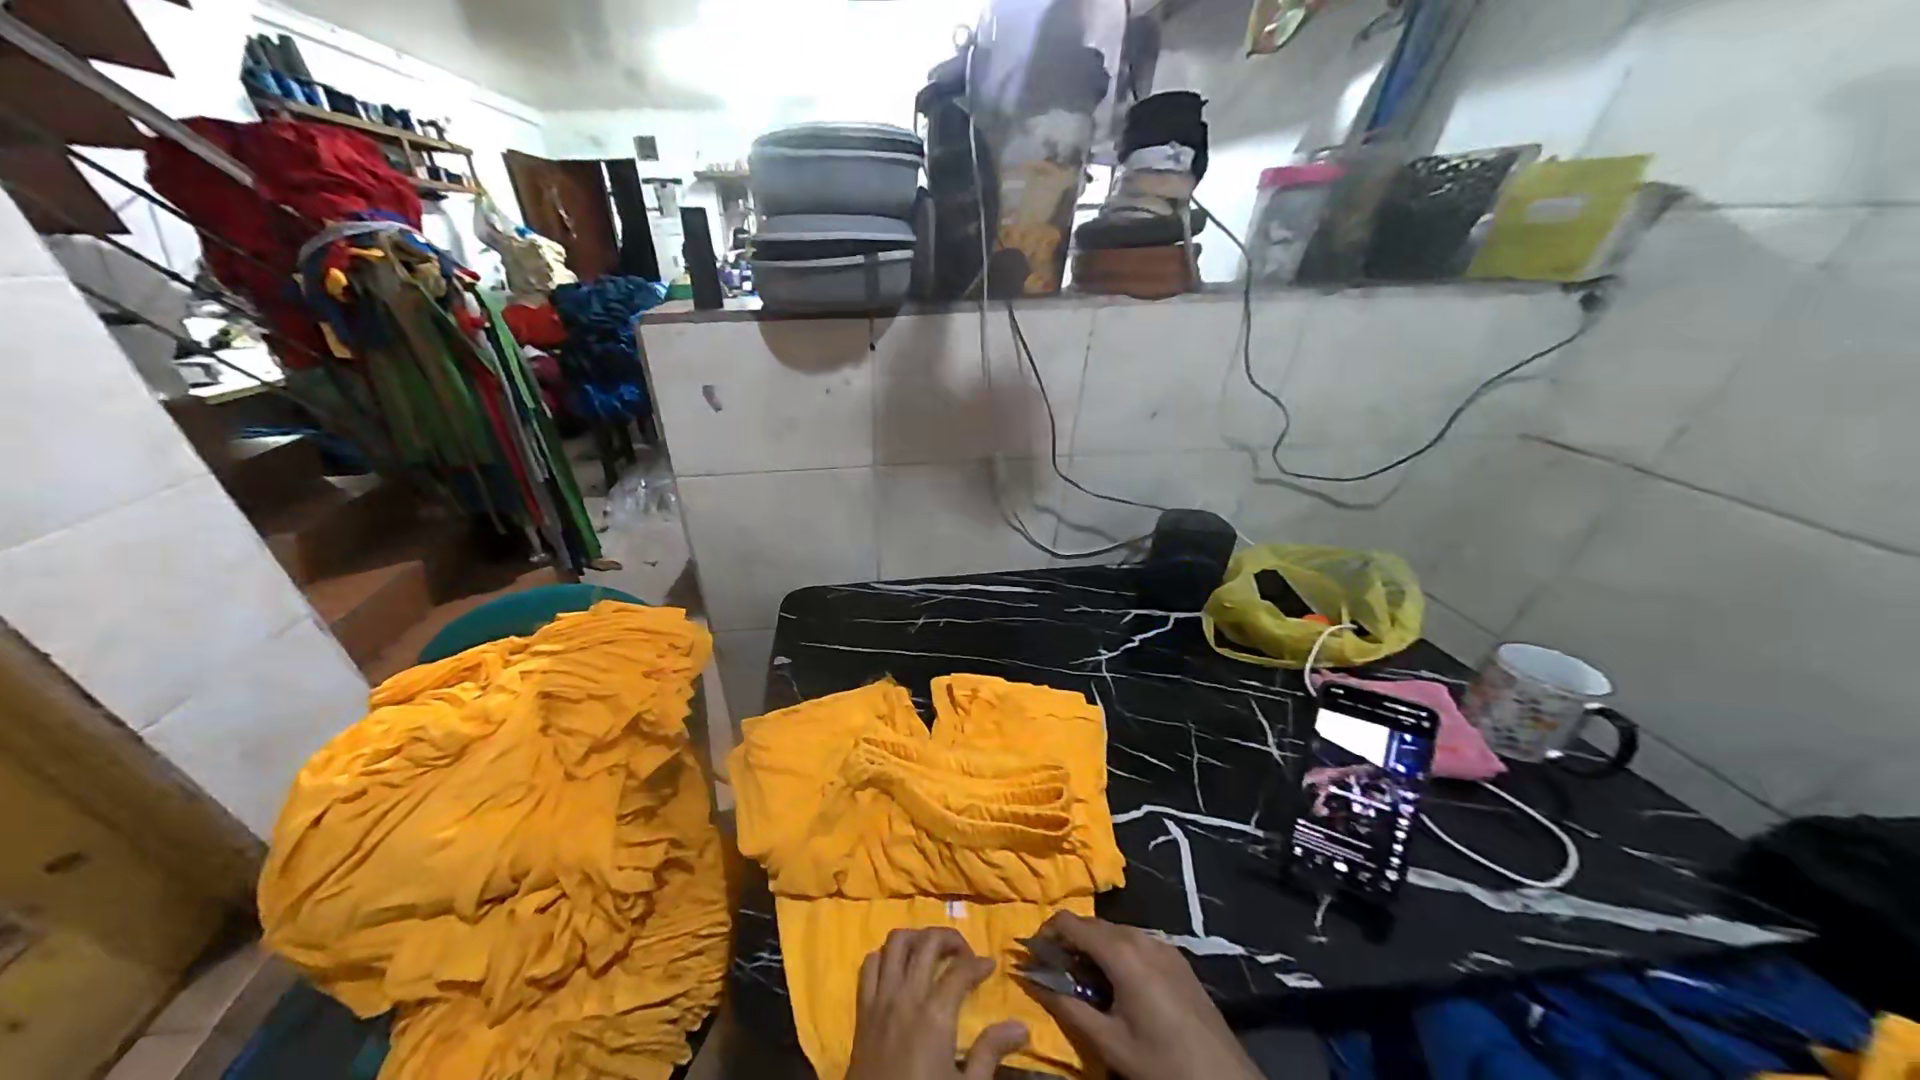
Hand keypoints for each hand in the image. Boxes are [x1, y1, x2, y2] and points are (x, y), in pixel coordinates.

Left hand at [846, 927, 1028, 1079]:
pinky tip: (898, 968)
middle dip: (949, 938)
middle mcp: (906, 996)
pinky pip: (869, 965)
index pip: (960, 969)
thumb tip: (1021, 1026)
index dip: (979, 963)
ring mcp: (880, 999)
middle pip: (927, 942)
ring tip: (931, 951)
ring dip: (916, 938)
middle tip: (964, 953)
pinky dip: (885, 956)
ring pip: (895, 942)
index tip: (990, 966)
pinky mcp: (861, 1010)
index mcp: (934, 1014)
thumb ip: (990, 1051)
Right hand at [1027, 911, 1262, 1079]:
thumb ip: (1068, 1007)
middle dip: (1069, 942)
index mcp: (1121, 952)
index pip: (1071, 922)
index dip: (1046, 933)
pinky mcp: (1178, 959)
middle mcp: (1141, 937)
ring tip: (1084, 982)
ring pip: (1115, 933)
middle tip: (1054, 972)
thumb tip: (1034, 981)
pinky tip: (1118, 986)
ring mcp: (1163, 945)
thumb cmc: (1162, 1062)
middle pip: (1093, 925)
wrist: (1225, 1079)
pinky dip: (1117, 954)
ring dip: (1093, 948)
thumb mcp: (1109, 1042)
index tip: (1033, 955)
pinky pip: (1137, 944)